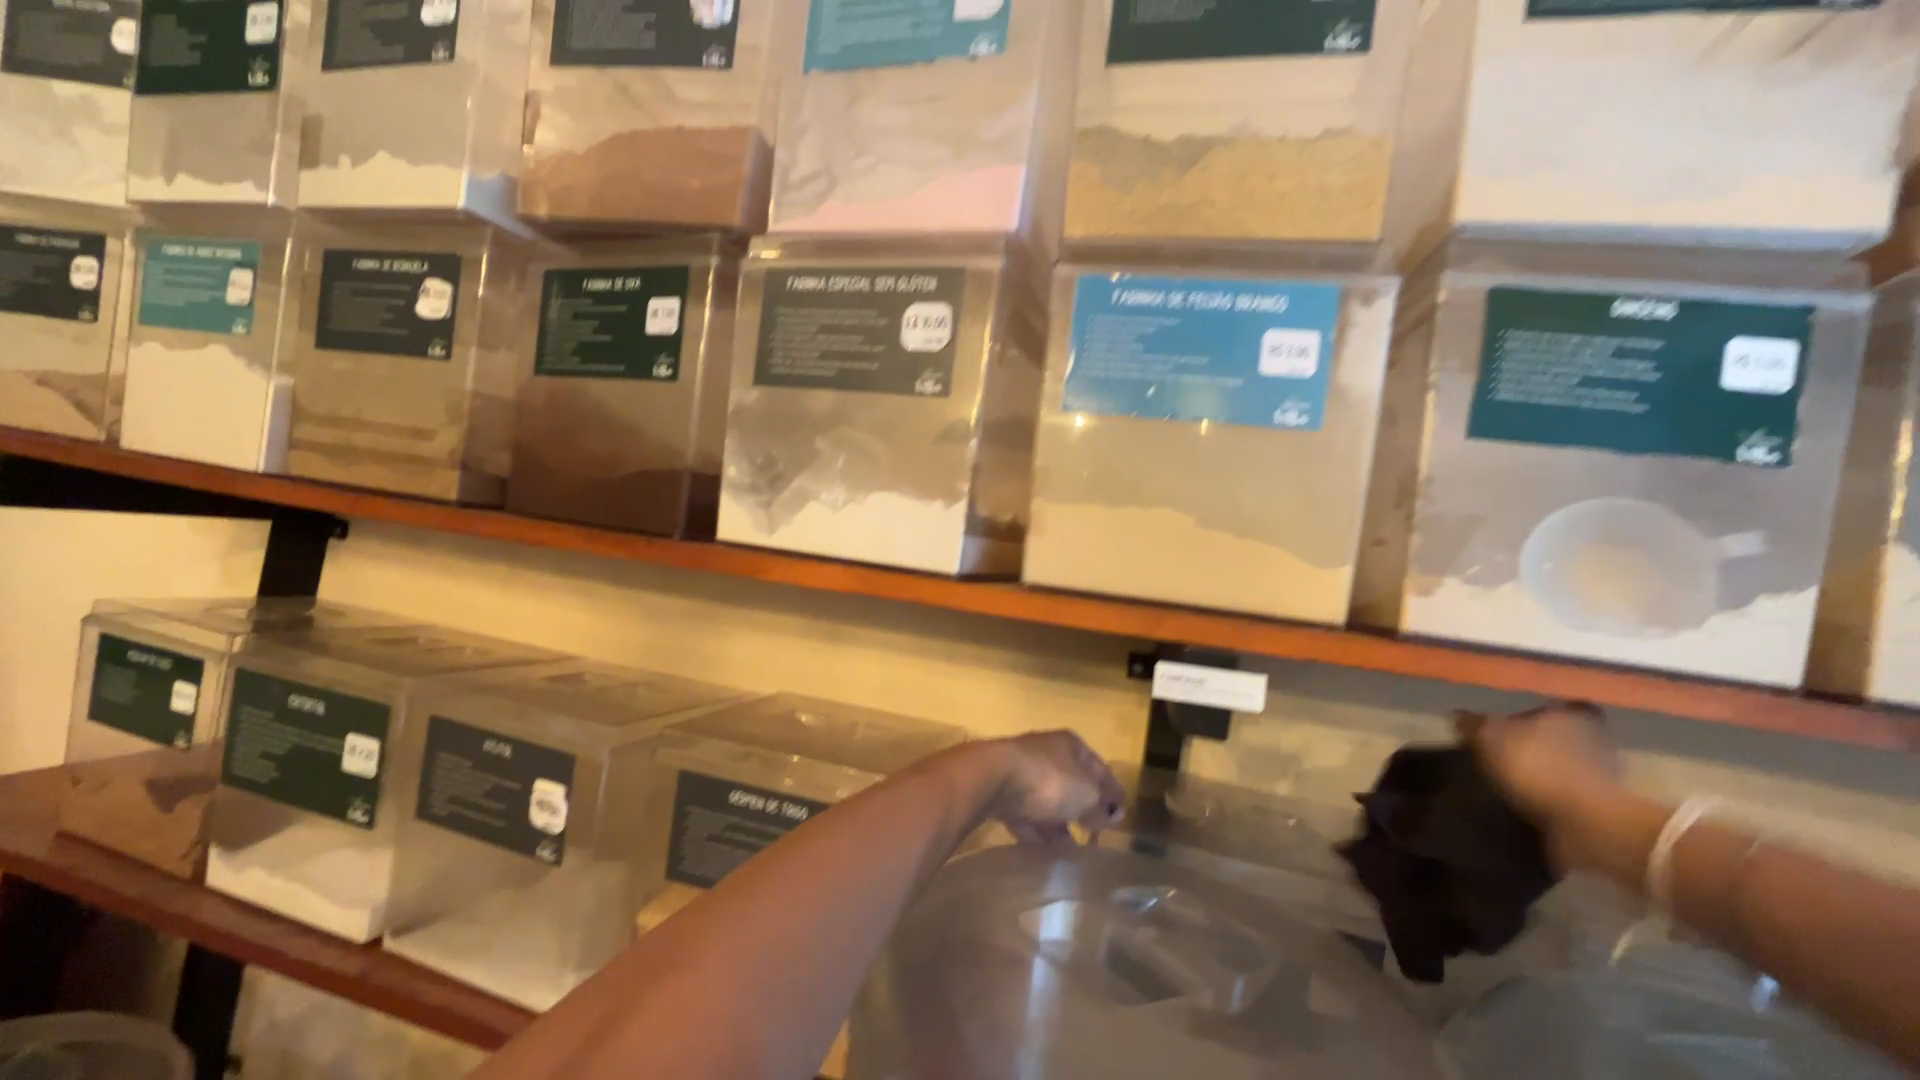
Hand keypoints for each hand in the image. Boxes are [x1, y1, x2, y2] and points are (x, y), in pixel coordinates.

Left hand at [968, 731, 1126, 846]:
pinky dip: (1034, 830)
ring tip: (1069, 850)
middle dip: (1081, 808)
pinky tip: (1042, 851)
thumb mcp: (1086, 796)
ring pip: (1045, 799)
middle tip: (1093, 834)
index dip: (1111, 792)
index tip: (1120, 816)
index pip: (1098, 768)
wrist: (990, 779)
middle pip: (1070, 783)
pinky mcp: (998, 791)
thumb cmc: (1049, 781)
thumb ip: (1102, 806)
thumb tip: (1113, 815)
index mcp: (1070, 746)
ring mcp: (1019, 771)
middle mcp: (1045, 753)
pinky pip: (1023, 813)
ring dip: (1057, 823)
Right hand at [1455, 702, 1626, 840]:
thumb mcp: (1490, 738)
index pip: (1550, 704)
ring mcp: (1604, 772)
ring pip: (1564, 762)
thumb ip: (1474, 725)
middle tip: (1503, 753)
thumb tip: (1457, 715)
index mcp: (1572, 712)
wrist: (1584, 822)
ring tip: (1511, 781)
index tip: (1504, 726)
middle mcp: (1595, 736)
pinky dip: (1552, 795)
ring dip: (1544, 771)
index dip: (1527, 714)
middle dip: (1535, 742)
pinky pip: (1569, 791)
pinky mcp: (1603, 804)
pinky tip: (1529, 802)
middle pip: (1558, 733)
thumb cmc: (1536, 766)